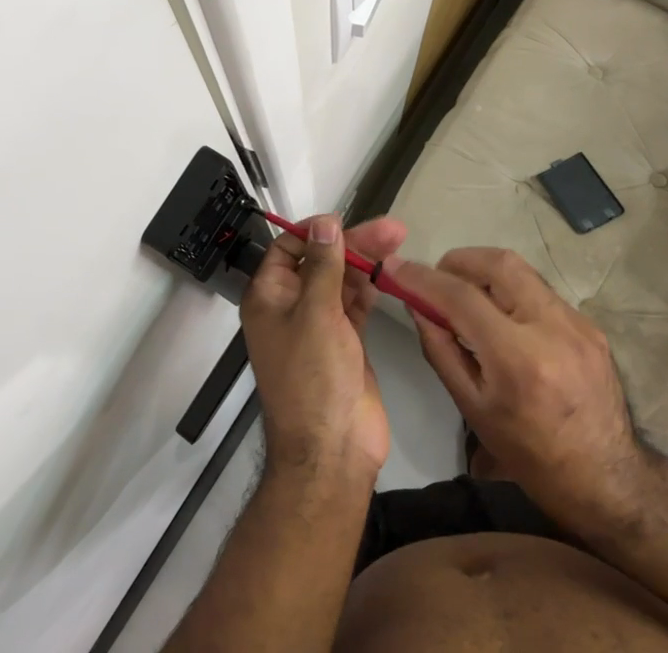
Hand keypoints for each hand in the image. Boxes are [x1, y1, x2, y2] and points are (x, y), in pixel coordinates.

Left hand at [241, 214, 405, 482]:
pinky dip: (371, 290)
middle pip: (319, 263)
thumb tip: (324, 224)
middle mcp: (290, 308)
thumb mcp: (315, 314)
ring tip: (399, 241)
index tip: (345, 219)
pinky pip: (355, 307)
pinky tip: (391, 273)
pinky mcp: (344, 344)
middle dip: (351, 244)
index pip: (285, 249)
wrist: (331, 448)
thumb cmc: (314, 377)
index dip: (313, 232)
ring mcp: (318, 327)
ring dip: (365, 264)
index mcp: (268, 298)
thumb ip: (322, 266)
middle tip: (392, 229)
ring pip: (340, 283)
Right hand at [395, 248, 654, 525]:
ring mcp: (579, 324)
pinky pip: (540, 292)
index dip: (421, 277)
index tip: (395, 267)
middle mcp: (553, 330)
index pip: (461, 297)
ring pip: (523, 272)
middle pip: (499, 264)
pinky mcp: (591, 326)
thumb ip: (440, 348)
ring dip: (485, 274)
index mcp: (518, 358)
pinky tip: (499, 318)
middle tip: (436, 279)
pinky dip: (510, 293)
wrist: (604, 477)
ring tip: (464, 297)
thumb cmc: (526, 451)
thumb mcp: (470, 405)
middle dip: (458, 261)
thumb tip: (416, 304)